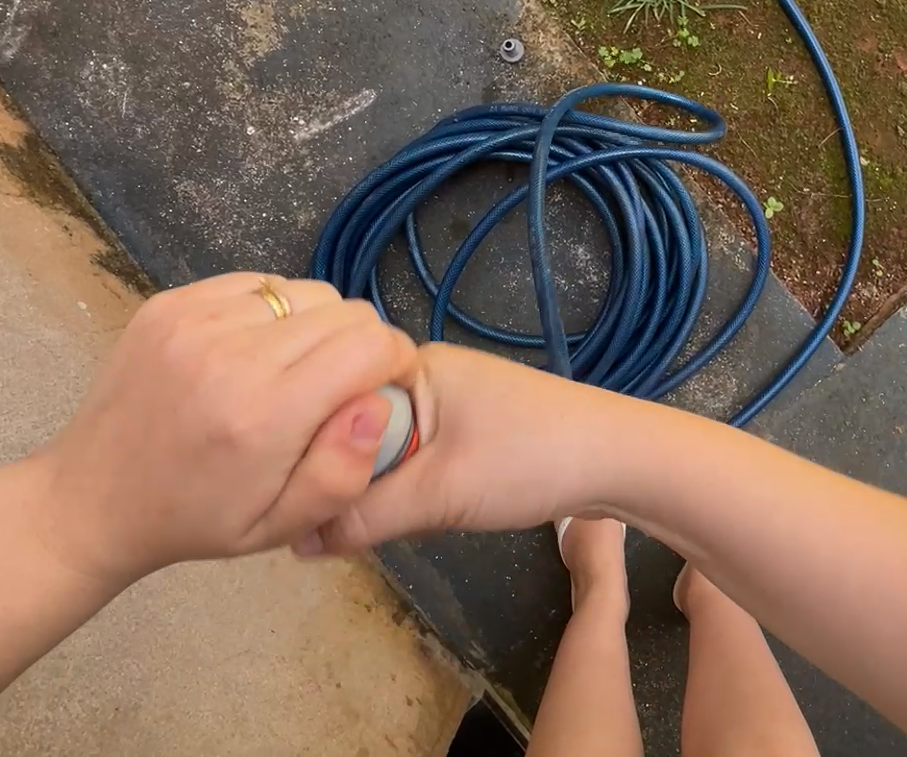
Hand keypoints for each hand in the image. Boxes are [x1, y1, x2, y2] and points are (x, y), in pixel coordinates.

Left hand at [25, 272, 416, 582]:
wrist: (88, 500)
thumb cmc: (197, 518)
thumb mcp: (280, 527)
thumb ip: (343, 473)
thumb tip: (380, 403)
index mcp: (263, 414)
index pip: (370, 345)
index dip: (395, 361)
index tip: (385, 386)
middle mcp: (231, 353)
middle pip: (348, 312)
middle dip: (365, 344)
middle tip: (343, 383)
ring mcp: (195, 318)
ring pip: (310, 291)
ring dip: (322, 325)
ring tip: (295, 366)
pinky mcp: (173, 301)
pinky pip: (264, 283)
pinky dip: (279, 310)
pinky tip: (257, 347)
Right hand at [307, 342, 651, 554]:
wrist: (617, 459)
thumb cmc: (526, 459)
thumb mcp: (437, 492)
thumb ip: (362, 515)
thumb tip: (295, 538)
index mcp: (412, 367)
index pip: (332, 405)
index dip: (310, 457)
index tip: (289, 506)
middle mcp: (428, 375)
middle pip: (358, 431)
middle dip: (346, 478)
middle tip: (326, 527)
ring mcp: (455, 400)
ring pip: (391, 449)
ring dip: (381, 488)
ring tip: (362, 526)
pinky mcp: (474, 428)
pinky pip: (422, 457)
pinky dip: (412, 487)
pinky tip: (409, 515)